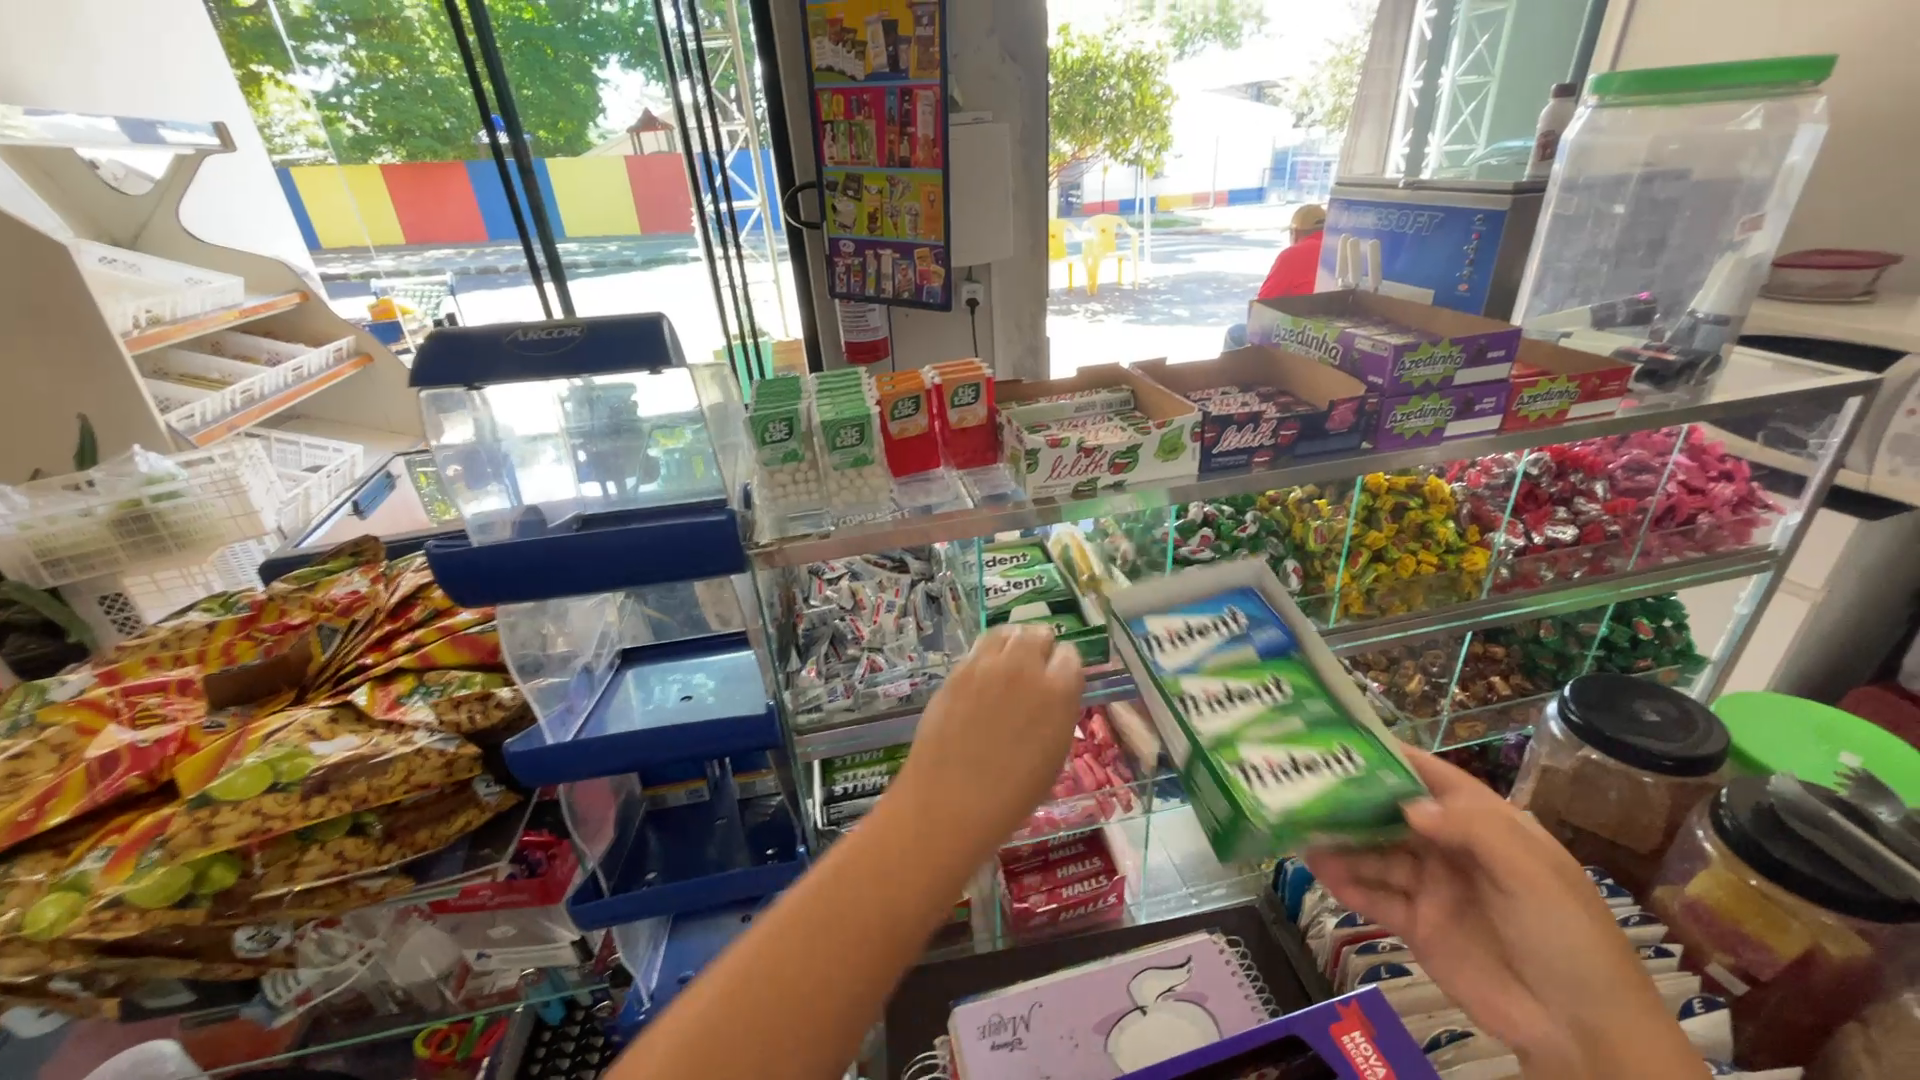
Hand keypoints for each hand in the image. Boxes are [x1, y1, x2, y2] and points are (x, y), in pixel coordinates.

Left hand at [889, 624, 1084, 854]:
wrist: (950, 803)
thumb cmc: (1012, 795)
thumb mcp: (1054, 755)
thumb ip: (1057, 714)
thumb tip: (1052, 697)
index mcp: (1059, 691)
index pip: (1070, 656)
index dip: (1064, 669)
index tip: (1058, 683)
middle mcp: (1024, 668)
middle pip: (1039, 634)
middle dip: (1040, 648)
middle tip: (1034, 671)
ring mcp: (986, 666)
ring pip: (1006, 632)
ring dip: (1012, 644)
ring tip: (1008, 663)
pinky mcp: (956, 672)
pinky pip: (978, 649)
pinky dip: (986, 656)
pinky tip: (983, 677)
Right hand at [1305, 748, 1697, 1078]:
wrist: (1580, 1029)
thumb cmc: (1565, 936)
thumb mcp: (1529, 872)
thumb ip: (1470, 828)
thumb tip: (1406, 804)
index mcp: (1489, 827)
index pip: (1435, 780)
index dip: (1394, 759)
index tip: (1346, 741)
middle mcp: (1455, 851)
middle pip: (1395, 816)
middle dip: (1354, 802)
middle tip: (1305, 788)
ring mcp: (1434, 890)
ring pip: (1378, 856)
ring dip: (1343, 845)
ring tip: (1301, 832)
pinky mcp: (1419, 927)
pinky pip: (1375, 898)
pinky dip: (1347, 885)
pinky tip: (1319, 873)